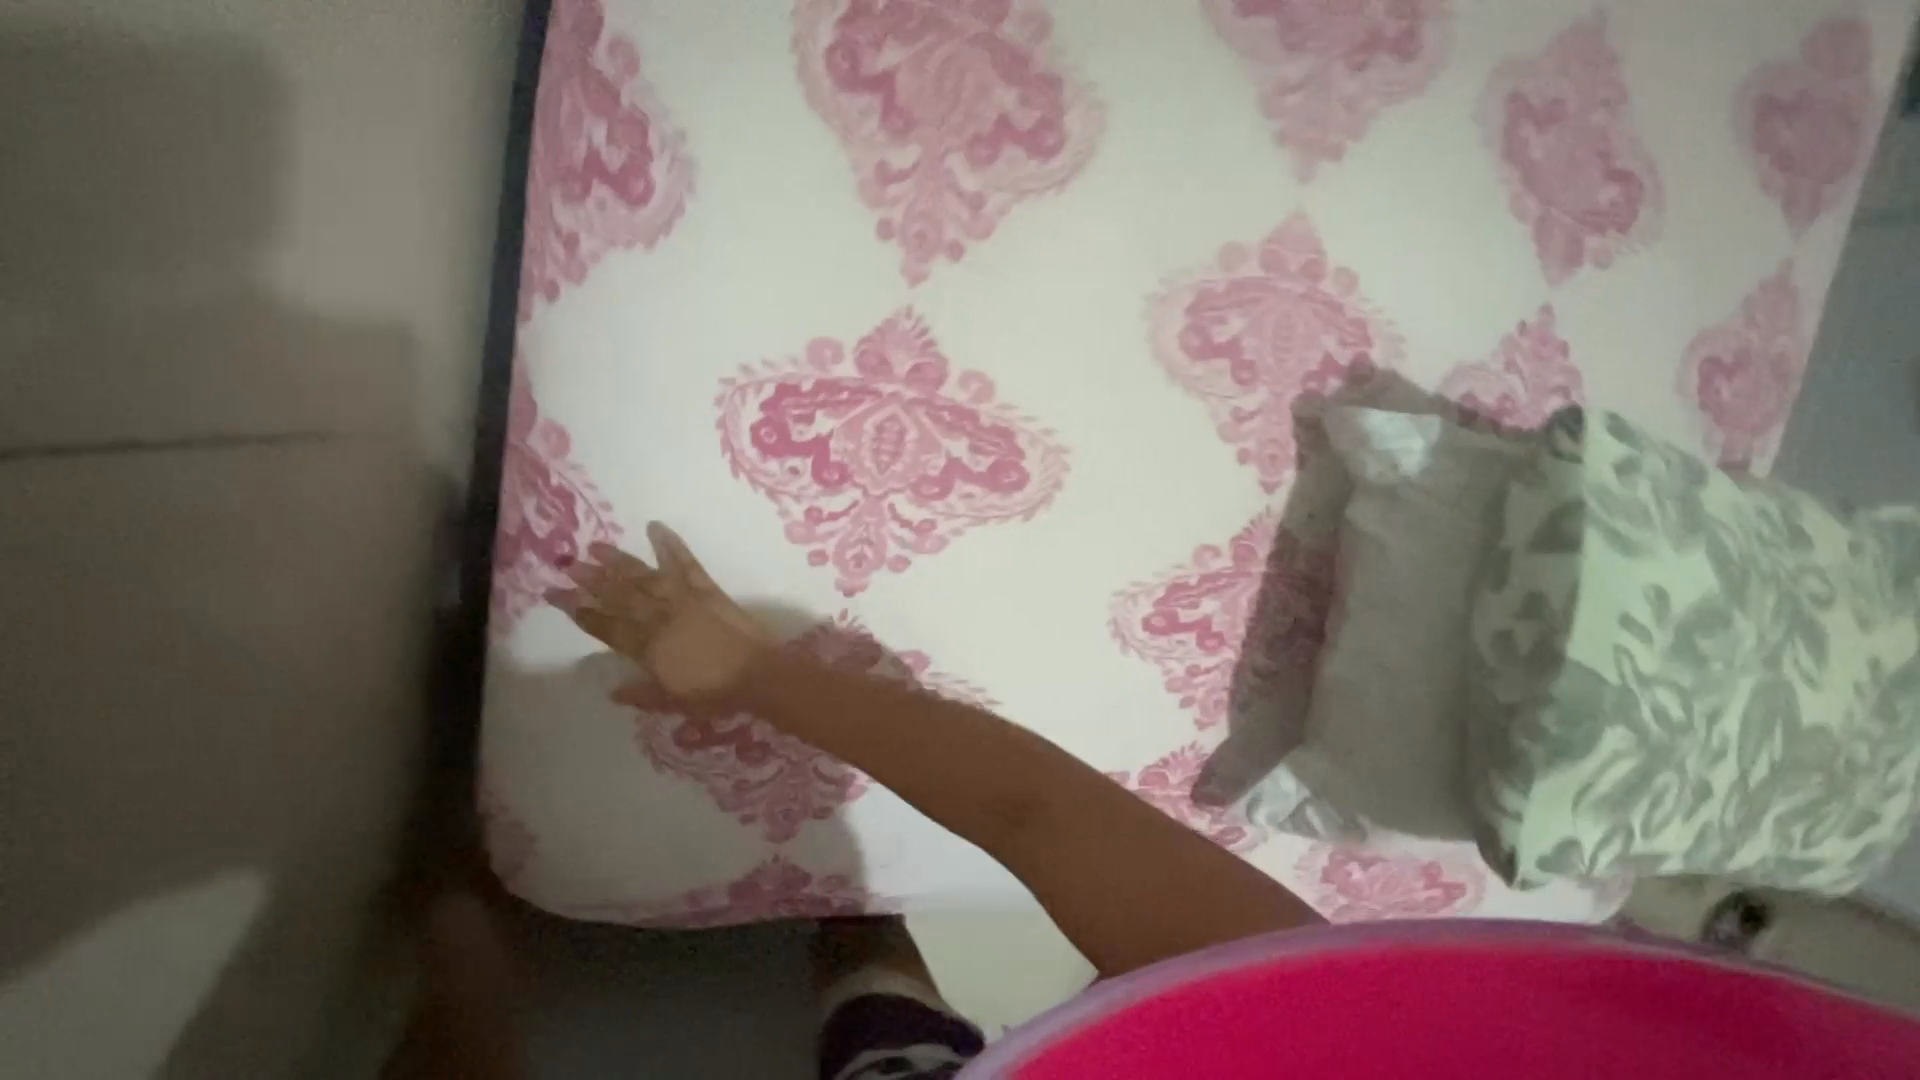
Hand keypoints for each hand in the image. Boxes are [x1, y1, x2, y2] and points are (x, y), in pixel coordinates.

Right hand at [545, 522, 774, 710]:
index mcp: (648, 648)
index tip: (555, 596)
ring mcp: (684, 600)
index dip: (579, 612)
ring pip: (645, 576)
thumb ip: (642, 694)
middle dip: (591, 580)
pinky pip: (686, 564)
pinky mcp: (708, 589)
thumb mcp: (674, 702)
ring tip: (596, 546)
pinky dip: (671, 544)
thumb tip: (611, 691)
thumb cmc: (715, 694)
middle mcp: (659, 618)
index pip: (605, 627)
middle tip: (567, 563)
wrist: (757, 675)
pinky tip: (656, 528)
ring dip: (620, 560)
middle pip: (619, 596)